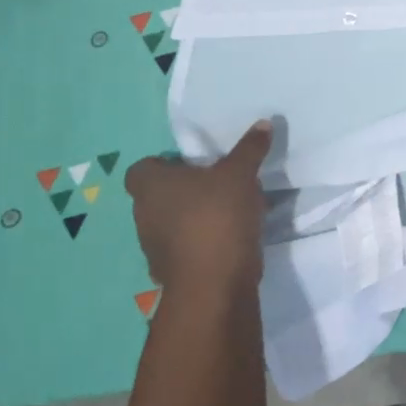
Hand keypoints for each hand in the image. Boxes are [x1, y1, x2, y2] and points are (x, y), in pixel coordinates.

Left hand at [125, 120, 272, 293]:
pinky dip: (202, 238)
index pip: (142, 167)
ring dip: (194, 214)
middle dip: (186, 187)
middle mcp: (143, 214)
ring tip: (230, 207)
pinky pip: (185, 243)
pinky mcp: (171, 268)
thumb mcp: (241, 173)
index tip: (196, 163)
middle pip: (159, 193)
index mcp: (151, 186)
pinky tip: (230, 234)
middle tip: (220, 180)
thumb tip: (262, 123)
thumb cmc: (217, 216)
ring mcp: (154, 245)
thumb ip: (250, 148)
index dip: (166, 163)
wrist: (213, 281)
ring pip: (171, 220)